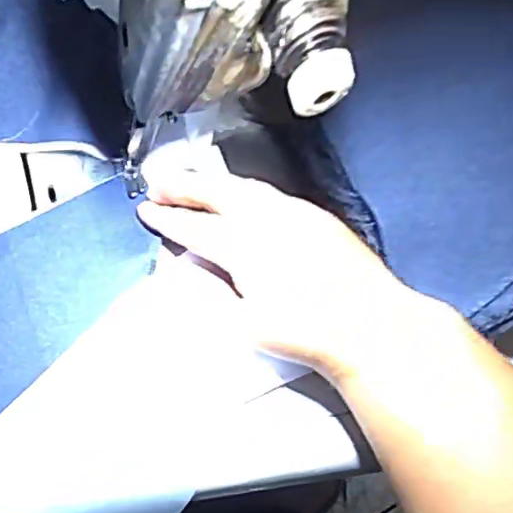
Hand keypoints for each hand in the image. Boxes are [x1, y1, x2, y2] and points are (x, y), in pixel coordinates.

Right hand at [135, 168, 460, 375]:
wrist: (365, 324)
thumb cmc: (306, 330)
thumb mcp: (244, 324)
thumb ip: (213, 294)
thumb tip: (192, 276)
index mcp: (244, 246)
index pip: (194, 227)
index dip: (167, 218)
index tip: (147, 210)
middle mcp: (270, 220)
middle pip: (218, 192)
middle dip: (185, 185)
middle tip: (161, 182)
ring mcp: (296, 215)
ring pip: (247, 188)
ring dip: (216, 184)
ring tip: (197, 185)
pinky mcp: (317, 220)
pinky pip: (271, 195)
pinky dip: (245, 192)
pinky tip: (243, 201)